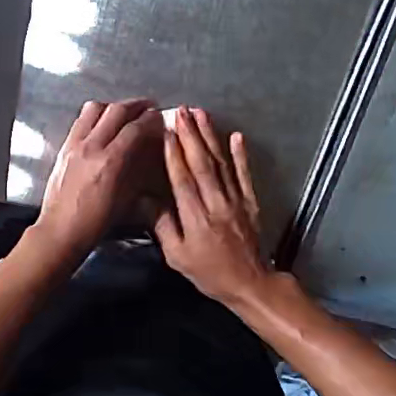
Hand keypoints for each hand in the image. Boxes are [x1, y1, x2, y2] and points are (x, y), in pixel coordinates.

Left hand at [31, 99, 163, 261]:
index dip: (150, 119)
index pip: (134, 128)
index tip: (159, 116)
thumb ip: (137, 169)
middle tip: (147, 106)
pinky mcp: (63, 148)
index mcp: (110, 161)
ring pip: (94, 109)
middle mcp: (91, 147)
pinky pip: (80, 121)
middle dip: (135, 105)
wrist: (61, 230)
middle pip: (115, 111)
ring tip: (123, 112)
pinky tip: (101, 124)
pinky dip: (94, 116)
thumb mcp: (126, 198)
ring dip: (112, 106)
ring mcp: (74, 145)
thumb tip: (147, 149)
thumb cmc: (96, 222)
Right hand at [154, 108, 274, 305]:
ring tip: (201, 115)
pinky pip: (244, 175)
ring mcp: (236, 201)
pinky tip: (235, 135)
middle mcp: (216, 204)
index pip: (183, 179)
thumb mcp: (176, 256)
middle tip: (182, 111)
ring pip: (222, 163)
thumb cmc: (208, 272)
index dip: (174, 154)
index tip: (168, 131)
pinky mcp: (250, 202)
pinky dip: (240, 155)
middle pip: (202, 164)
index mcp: (195, 217)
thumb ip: (162, 226)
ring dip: (210, 137)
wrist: (249, 284)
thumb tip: (144, 200)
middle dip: (191, 136)